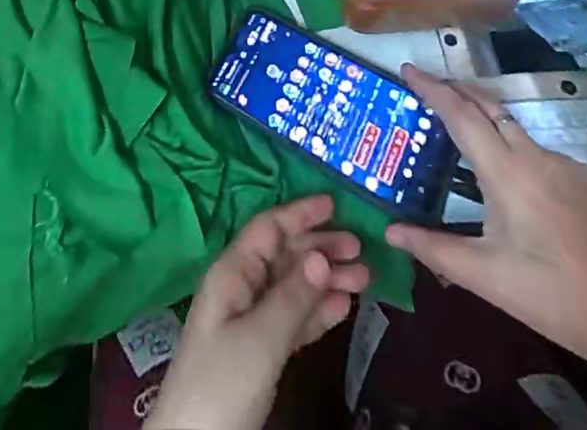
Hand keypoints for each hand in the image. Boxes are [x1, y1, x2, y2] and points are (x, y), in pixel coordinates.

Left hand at [146, 195, 369, 429]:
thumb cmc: (222, 382)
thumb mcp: (259, 338)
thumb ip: (291, 297)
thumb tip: (321, 254)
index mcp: (232, 274)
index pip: (267, 230)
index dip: (298, 213)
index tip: (334, 203)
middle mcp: (241, 288)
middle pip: (284, 255)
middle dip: (320, 247)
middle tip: (361, 249)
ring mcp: (250, 319)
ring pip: (293, 286)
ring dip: (326, 280)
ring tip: (364, 278)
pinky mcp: (260, 349)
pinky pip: (293, 318)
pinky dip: (317, 311)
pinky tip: (342, 308)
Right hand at [385, 66, 586, 371]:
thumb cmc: (555, 297)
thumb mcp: (485, 276)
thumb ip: (433, 249)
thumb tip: (390, 232)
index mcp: (508, 173)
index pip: (460, 115)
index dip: (431, 88)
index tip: (407, 69)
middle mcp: (539, 158)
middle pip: (490, 108)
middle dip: (456, 91)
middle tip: (426, 87)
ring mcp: (571, 167)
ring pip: (518, 134)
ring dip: (486, 126)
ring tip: (464, 147)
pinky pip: (544, 157)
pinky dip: (518, 156)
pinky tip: (518, 192)